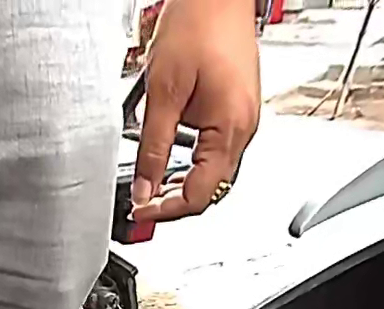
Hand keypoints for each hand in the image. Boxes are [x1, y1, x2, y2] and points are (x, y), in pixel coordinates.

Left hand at [133, 0, 261, 222]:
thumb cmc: (197, 22)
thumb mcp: (162, 95)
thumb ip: (152, 150)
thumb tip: (143, 190)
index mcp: (230, 127)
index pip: (198, 195)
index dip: (165, 210)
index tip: (140, 210)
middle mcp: (243, 128)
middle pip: (209, 191)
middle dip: (173, 204)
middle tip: (142, 203)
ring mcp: (243, 121)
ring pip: (212, 177)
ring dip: (181, 188)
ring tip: (151, 188)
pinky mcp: (235, 113)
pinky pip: (214, 156)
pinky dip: (190, 169)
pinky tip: (168, 167)